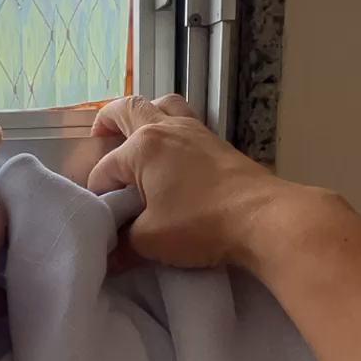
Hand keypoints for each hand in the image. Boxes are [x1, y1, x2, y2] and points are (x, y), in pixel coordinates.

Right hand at [86, 94, 292, 269]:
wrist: (263, 219)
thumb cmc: (201, 224)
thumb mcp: (150, 241)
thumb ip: (124, 244)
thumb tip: (111, 256)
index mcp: (142, 148)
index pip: (104, 169)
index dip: (97, 196)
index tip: (102, 219)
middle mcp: (166, 129)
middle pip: (128, 108)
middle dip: (107, 120)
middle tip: (98, 135)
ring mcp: (195, 132)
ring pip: (163, 104)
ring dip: (146, 113)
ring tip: (138, 133)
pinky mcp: (217, 143)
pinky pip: (186, 120)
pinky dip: (172, 128)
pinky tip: (172, 153)